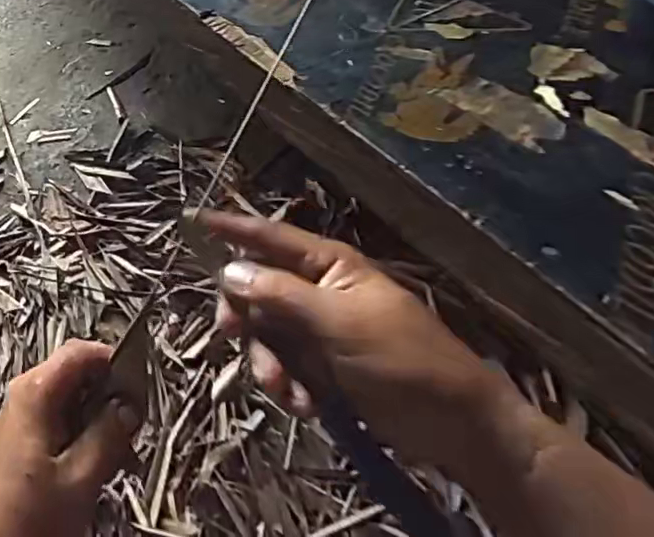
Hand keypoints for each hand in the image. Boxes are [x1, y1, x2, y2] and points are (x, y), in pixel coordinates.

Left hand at [0, 339, 140, 536]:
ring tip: (123, 450)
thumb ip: (106, 437)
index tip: (139, 379)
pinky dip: (84, 427)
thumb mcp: (78, 480)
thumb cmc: (30, 515)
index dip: (110, 359)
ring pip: (71, 395)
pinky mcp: (26, 430)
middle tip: (135, 423)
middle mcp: (26, 391)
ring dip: (99, 414)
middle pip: (75, 371)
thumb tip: (128, 406)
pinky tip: (100, 458)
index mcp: (35, 391)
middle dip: (108, 393)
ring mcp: (24, 410)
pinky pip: (61, 414)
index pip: (77, 352)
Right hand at [196, 210, 521, 472]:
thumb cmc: (406, 360)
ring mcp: (317, 330)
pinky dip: (287, 386)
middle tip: (232, 333)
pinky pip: (284, 366)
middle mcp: (315, 290)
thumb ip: (279, 294)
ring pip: (265, 333)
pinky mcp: (321, 367)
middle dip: (244, 317)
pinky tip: (306, 406)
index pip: (267, 236)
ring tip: (285, 391)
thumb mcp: (340, 323)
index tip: (191, 220)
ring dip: (267, 362)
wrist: (462, 432)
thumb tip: (228, 270)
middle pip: (255, 289)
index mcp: (326, 264)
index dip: (229, 228)